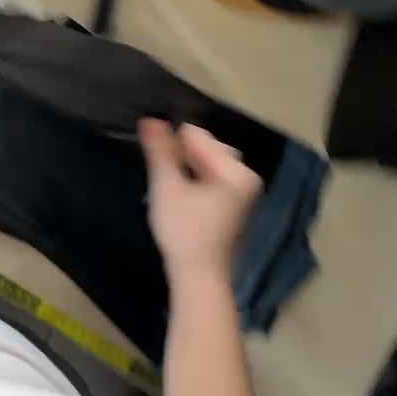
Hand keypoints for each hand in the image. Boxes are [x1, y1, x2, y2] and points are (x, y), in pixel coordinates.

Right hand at [140, 118, 262, 280]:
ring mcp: (242, 194)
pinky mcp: (233, 207)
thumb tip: (150, 120)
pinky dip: (194, 179)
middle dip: (181, 152)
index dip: (171, 138)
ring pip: (208, 164)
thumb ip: (160, 151)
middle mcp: (245, 178)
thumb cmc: (183, 230)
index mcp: (235, 171)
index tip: (150, 148)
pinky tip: (178, 192)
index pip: (199, 136)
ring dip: (186, 166)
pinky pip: (212, 180)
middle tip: (158, 168)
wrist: (199, 275)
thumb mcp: (167, 187)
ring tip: (166, 179)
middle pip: (207, 149)